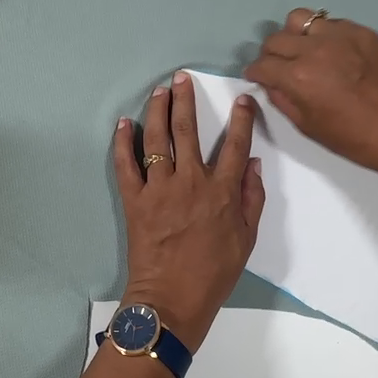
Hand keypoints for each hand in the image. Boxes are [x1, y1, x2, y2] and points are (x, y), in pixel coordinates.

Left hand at [113, 71, 265, 349]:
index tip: (242, 98)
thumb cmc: (214, 273)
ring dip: (157, 110)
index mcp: (221, 191)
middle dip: (186, 100)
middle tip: (182, 78)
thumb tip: (254, 163)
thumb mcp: (246, 239)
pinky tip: (123, 123)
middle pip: (187, 130)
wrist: (171, 300)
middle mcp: (190, 181)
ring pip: (157, 139)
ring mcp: (159, 188)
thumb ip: (251, 199)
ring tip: (159, 90)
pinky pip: (126, 164)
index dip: (241, 119)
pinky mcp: (135, 199)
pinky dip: (123, 142)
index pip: (235, 145)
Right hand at [245, 8, 377, 174]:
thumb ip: (283, 99)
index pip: (262, 64)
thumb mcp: (308, 126)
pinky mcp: (363, 32)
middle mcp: (315, 49)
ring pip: (301, 19)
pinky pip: (332, 23)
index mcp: (298, 76)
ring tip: (306, 51)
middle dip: (272, 55)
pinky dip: (325, 35)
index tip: (258, 77)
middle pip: (276, 39)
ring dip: (296, 36)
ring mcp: (341, 35)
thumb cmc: (355, 138)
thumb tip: (271, 82)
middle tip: (281, 68)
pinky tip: (335, 53)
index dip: (256, 72)